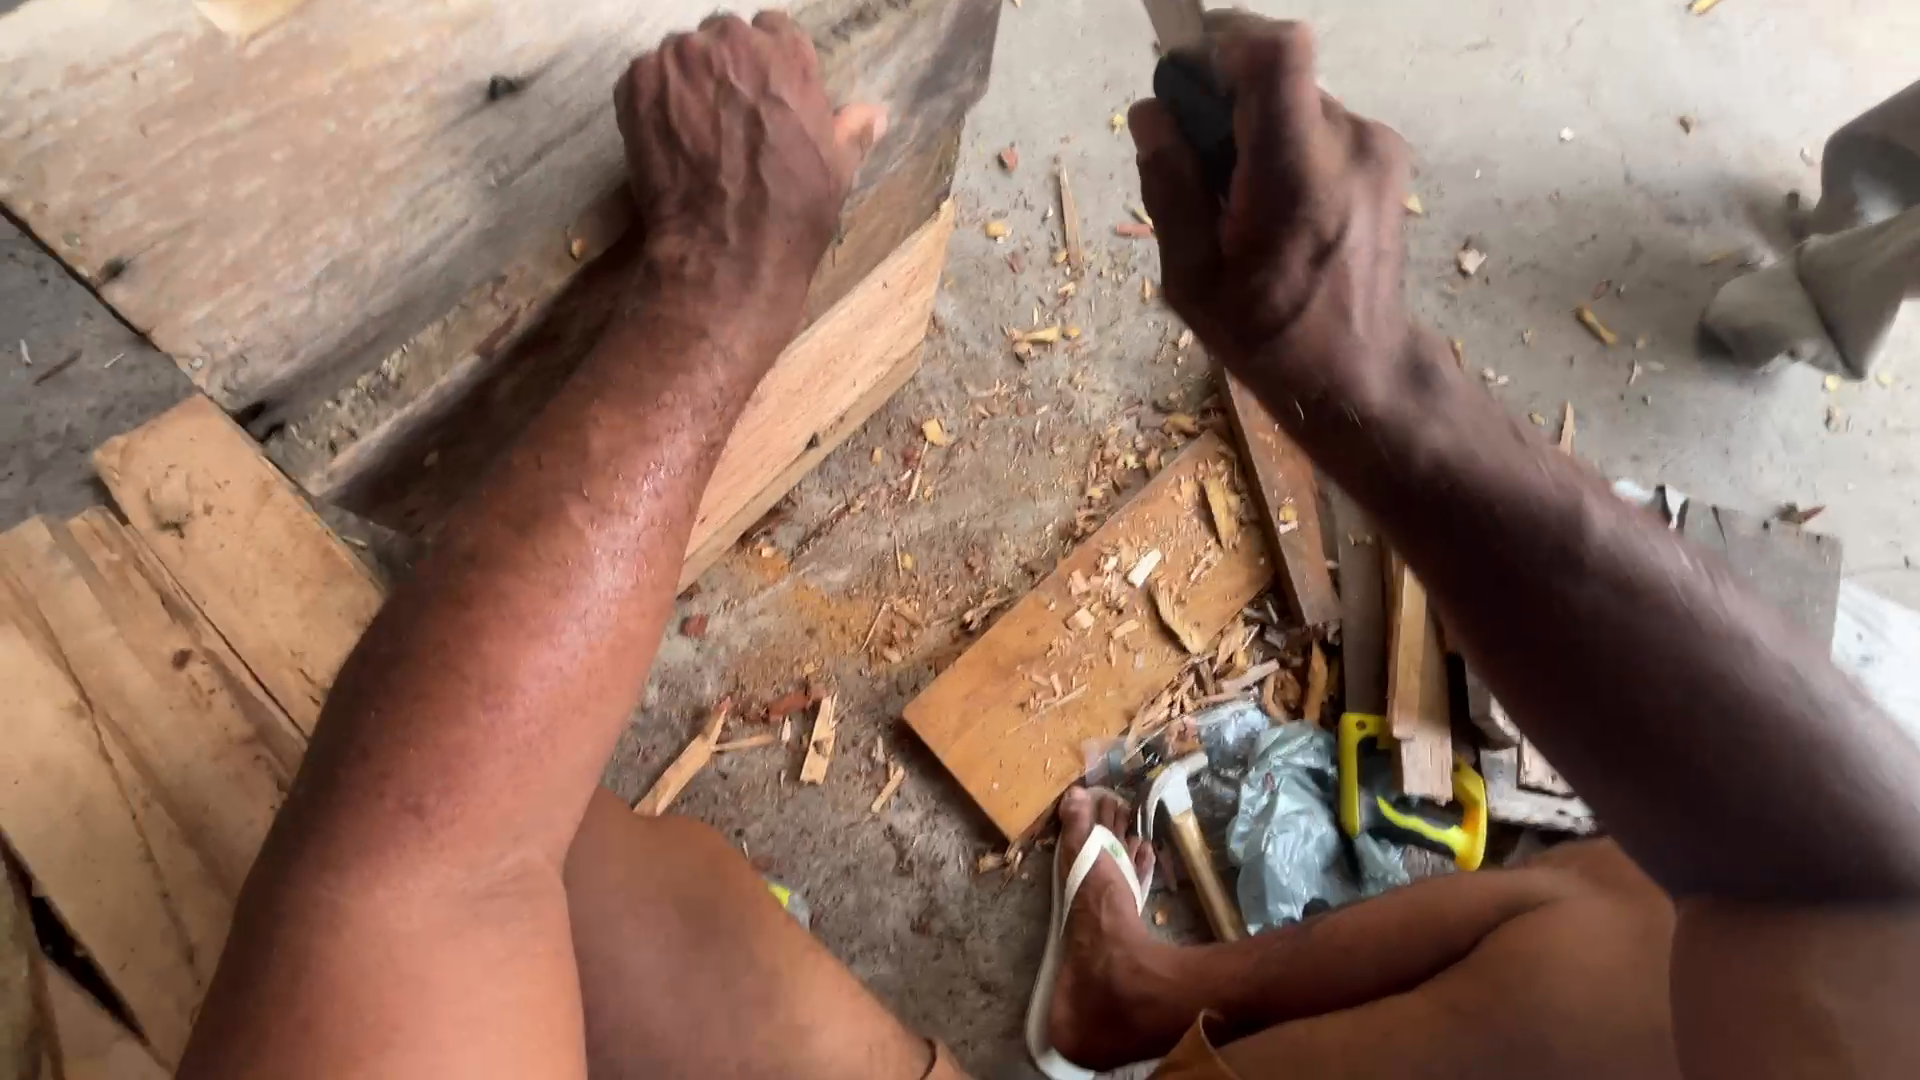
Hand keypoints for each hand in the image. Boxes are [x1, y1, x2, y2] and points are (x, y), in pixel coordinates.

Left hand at [615, 12, 885, 366]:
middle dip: (731, 73)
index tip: (769, 105)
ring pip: (685, 57)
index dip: (773, 71)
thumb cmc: (791, 216)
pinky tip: (675, 145)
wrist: (726, 254)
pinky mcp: (637, 85)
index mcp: (784, 54)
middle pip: (726, 39)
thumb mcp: (837, 174)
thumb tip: (875, 114)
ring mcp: (677, 60)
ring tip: (702, 140)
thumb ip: (852, 131)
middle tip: (734, 126)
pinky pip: (648, 79)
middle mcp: (729, 42)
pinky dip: (659, 105)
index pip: (776, 33)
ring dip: (693, 86)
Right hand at [1131, 17, 1413, 407]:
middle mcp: (1351, 143)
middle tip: (1193, 169)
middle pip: (1278, 79)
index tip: (1182, 73)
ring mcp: (1379, 148)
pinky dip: (1282, 151)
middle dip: (1224, 105)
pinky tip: (1270, 212)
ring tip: (1234, 207)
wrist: (1356, 371)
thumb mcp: (1193, 282)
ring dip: (1252, 134)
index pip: (1275, 53)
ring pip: (1297, 105)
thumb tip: (1149, 116)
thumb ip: (1171, 192)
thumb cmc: (1265, 338)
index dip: (1223, 41)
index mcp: (1297, 176)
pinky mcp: (1387, 160)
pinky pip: (1319, 130)